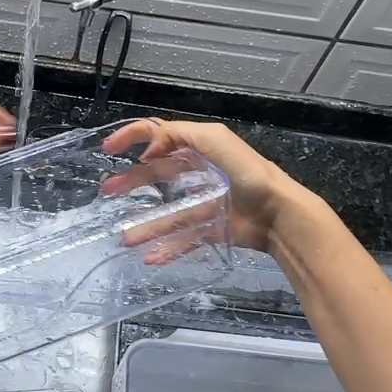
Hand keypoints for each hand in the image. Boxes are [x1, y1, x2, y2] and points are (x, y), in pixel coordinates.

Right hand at [101, 119, 321, 251]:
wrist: (283, 217)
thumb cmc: (253, 177)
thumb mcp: (219, 143)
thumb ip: (184, 137)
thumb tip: (149, 149)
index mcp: (202, 146)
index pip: (161, 135)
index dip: (133, 137)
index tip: (110, 148)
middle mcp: (202, 171)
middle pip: (159, 174)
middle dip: (132, 180)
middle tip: (108, 189)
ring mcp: (206, 201)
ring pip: (168, 211)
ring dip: (146, 223)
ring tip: (125, 235)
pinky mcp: (214, 227)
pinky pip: (185, 237)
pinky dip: (168, 246)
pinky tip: (152, 256)